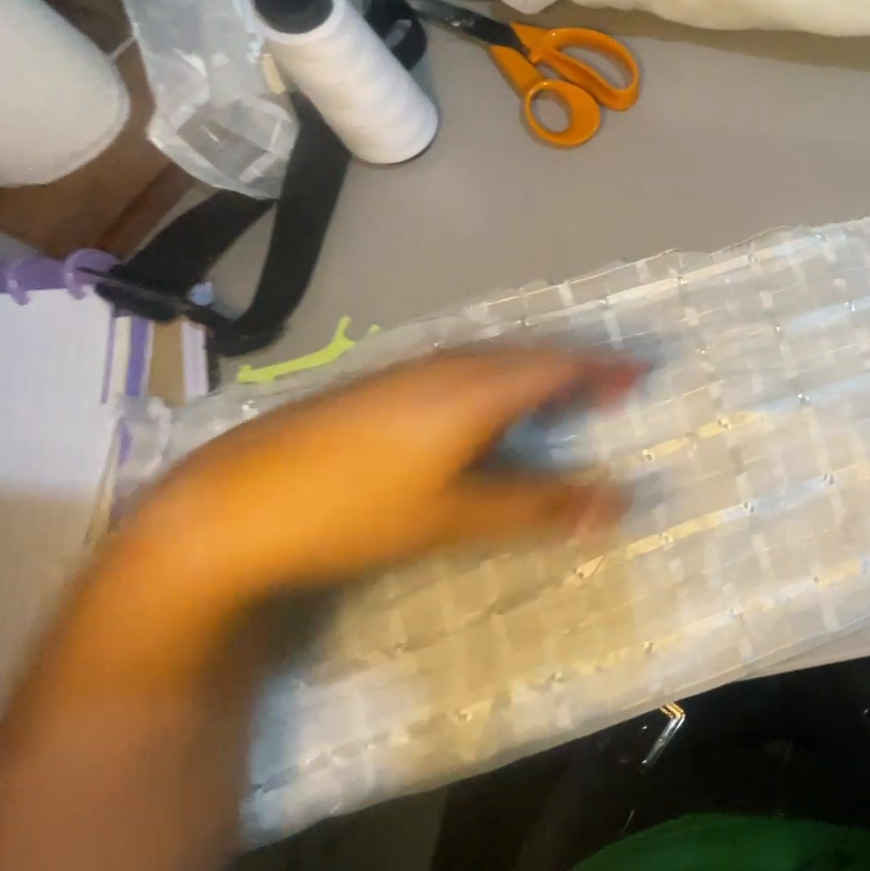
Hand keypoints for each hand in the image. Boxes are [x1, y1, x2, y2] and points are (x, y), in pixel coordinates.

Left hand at [119, 346, 643, 607]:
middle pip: (528, 353)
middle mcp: (445, 365)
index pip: (559, 366)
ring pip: (491, 357)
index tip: (642, 374)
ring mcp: (404, 370)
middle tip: (608, 390)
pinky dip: (496, 377)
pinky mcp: (375, 384)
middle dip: (575, 368)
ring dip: (534, 371)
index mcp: (475, 389)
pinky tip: (483, 406)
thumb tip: (619, 503)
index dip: (605, 370)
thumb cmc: (356, 512)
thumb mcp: (458, 517)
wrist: (227, 507)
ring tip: (557, 396)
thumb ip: (542, 506)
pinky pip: (460, 365)